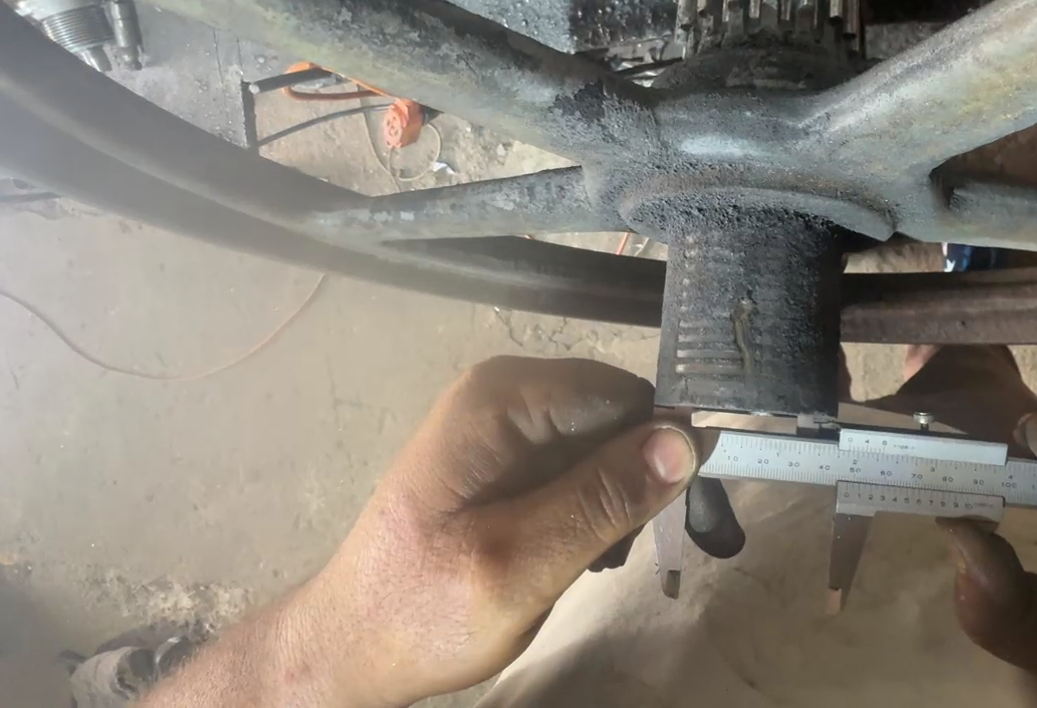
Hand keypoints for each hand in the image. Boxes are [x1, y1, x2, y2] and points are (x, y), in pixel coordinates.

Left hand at [144, 356, 699, 707]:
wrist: (350, 648)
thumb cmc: (424, 611)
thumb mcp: (520, 565)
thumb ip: (602, 500)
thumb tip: (686, 439)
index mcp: (504, 396)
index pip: (622, 395)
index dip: (657, 447)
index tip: (671, 510)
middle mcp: (507, 388)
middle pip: (614, 413)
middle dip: (632, 476)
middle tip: (614, 548)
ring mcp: (505, 416)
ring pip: (602, 438)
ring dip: (613, 495)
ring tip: (588, 556)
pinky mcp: (507, 447)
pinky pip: (577, 457)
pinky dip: (590, 500)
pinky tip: (569, 546)